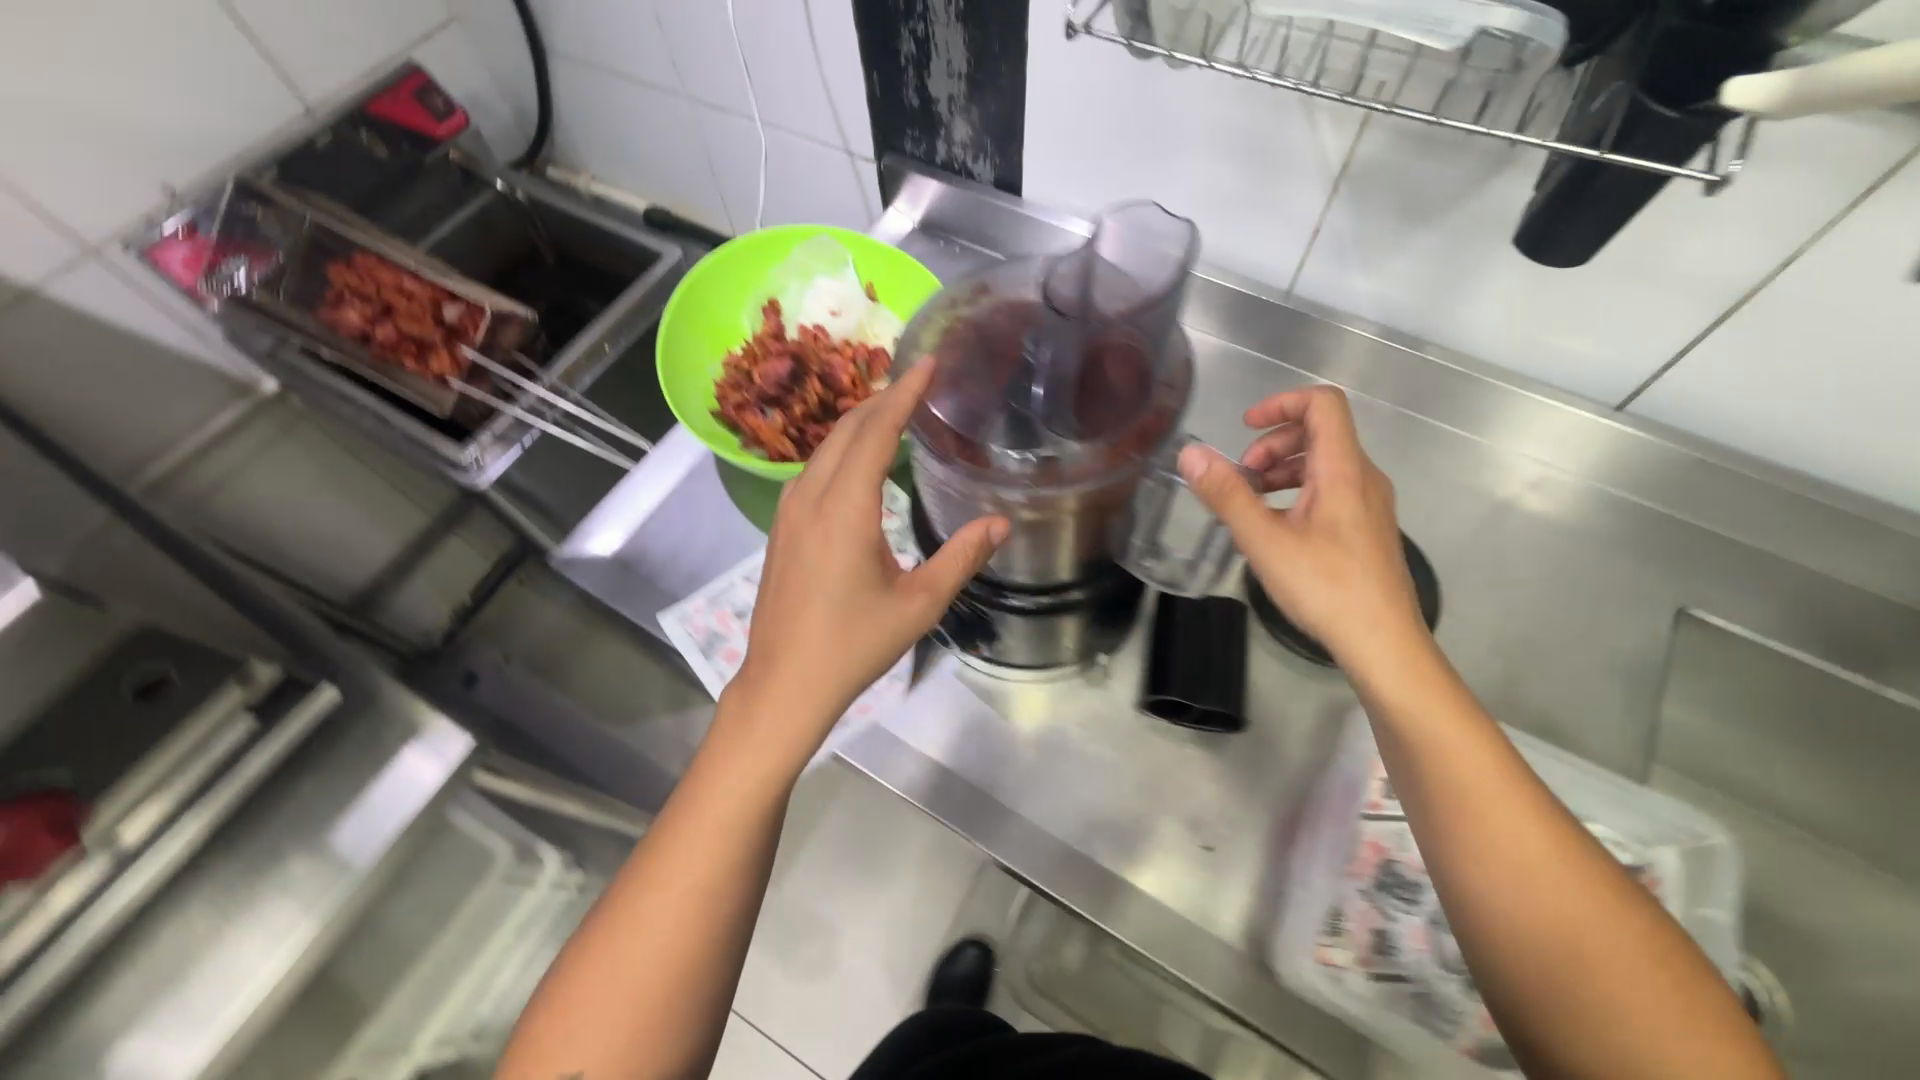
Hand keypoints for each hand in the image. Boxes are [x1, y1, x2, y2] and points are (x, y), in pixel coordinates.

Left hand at [723, 361, 1007, 762]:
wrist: (785, 683)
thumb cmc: (853, 644)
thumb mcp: (919, 604)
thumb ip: (960, 558)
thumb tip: (1000, 523)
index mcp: (845, 507)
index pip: (875, 430)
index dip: (904, 393)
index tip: (927, 362)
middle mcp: (811, 496)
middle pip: (846, 428)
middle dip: (883, 399)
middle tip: (919, 381)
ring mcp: (789, 511)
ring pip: (825, 447)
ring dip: (860, 423)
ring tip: (897, 413)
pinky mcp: (782, 527)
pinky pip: (814, 470)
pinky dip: (843, 450)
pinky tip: (863, 463)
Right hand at [1178, 385, 1423, 664]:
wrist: (1383, 642)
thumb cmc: (1325, 587)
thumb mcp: (1264, 540)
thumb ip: (1226, 494)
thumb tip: (1191, 453)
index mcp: (1343, 470)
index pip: (1323, 404)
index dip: (1281, 403)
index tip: (1245, 428)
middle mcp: (1364, 477)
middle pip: (1321, 432)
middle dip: (1274, 444)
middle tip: (1241, 477)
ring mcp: (1371, 504)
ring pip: (1326, 464)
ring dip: (1283, 469)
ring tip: (1251, 502)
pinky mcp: (1369, 528)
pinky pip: (1332, 490)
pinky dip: (1298, 492)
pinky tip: (1276, 528)